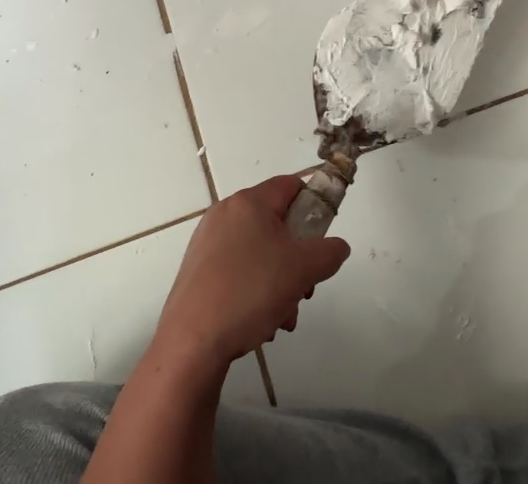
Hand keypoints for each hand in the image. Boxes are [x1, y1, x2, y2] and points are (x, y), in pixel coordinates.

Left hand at [150, 176, 350, 372]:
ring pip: (259, 253)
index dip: (314, 205)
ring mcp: (207, 243)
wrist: (192, 341)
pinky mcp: (197, 270)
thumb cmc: (250, 292)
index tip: (322, 238)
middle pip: (276, 224)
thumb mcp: (303, 269)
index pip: (291, 186)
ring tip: (283, 316)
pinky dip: (255, 291)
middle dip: (298, 258)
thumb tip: (336, 248)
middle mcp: (224, 215)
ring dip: (280, 282)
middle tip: (305, 287)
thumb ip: (330, 252)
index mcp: (248, 203)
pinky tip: (260, 322)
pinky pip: (238, 271)